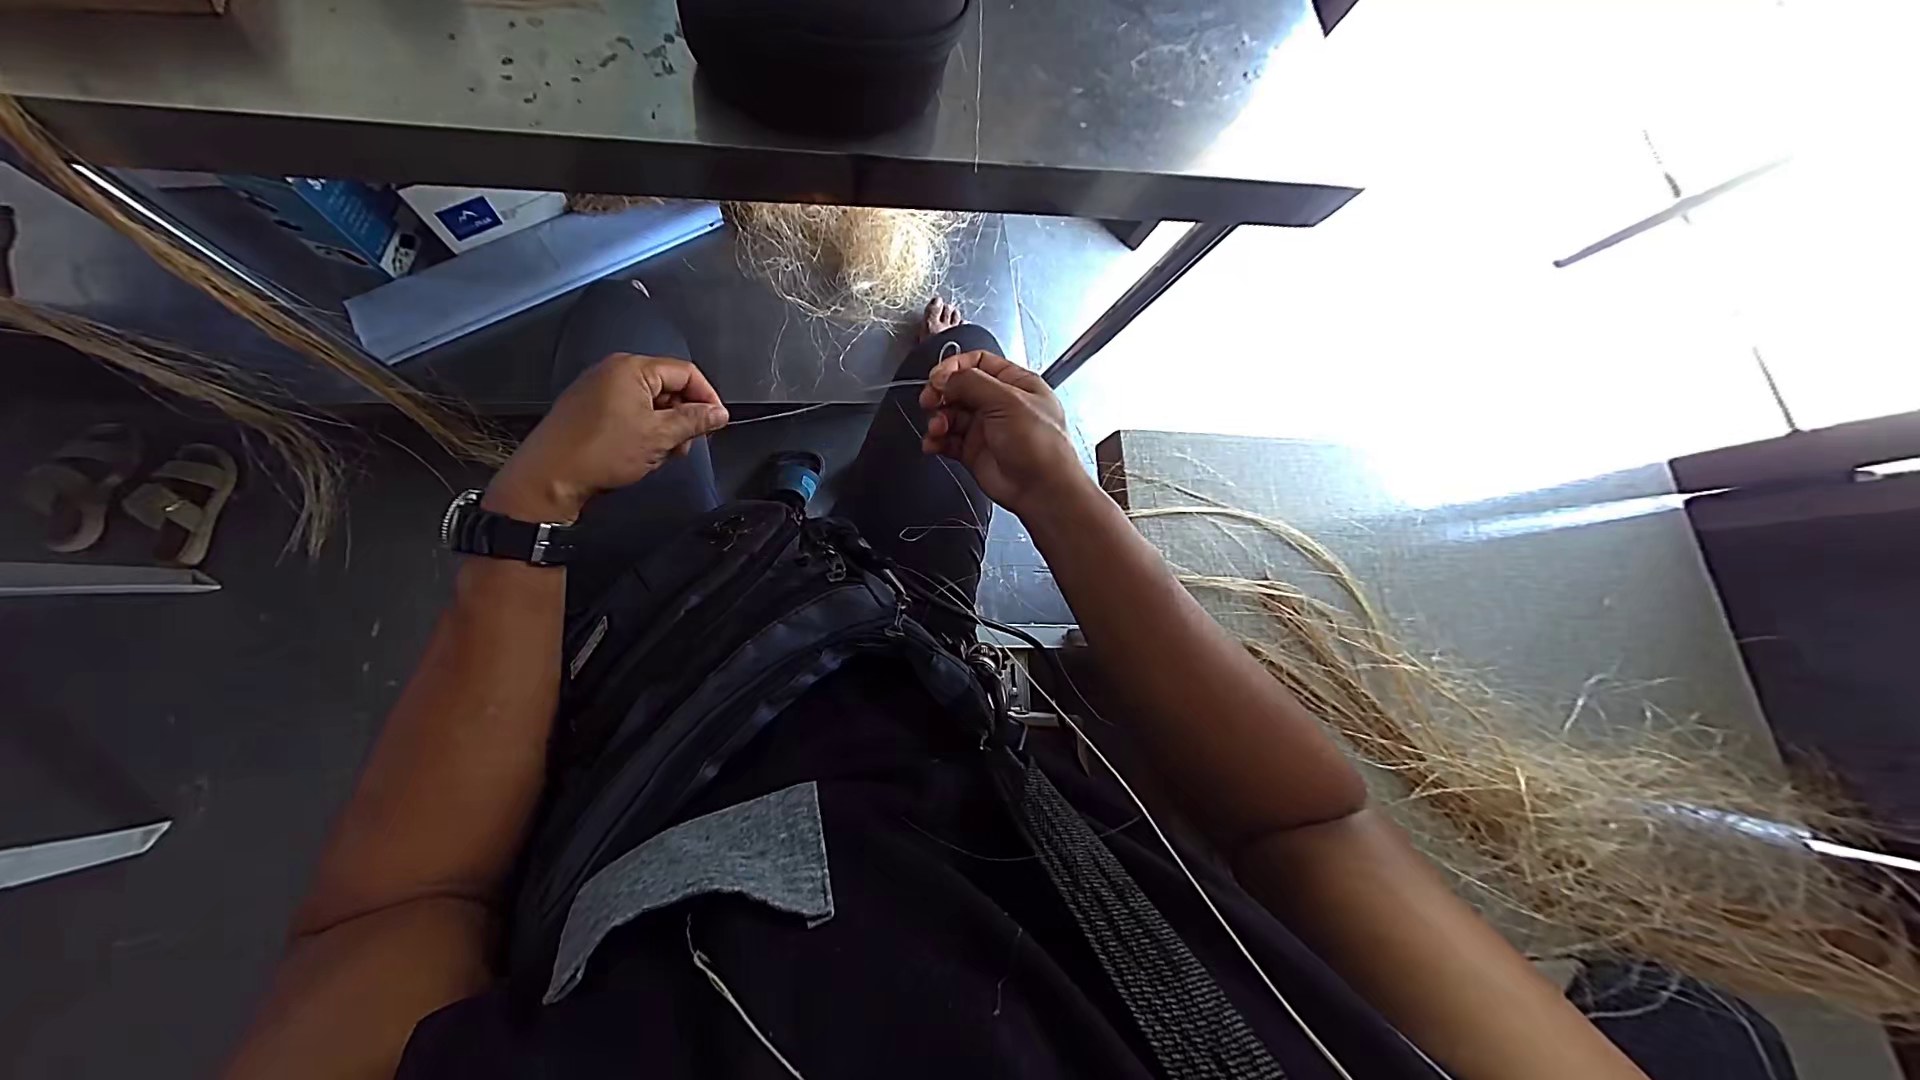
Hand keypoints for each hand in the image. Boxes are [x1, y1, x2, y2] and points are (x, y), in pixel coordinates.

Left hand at [485, 353, 728, 520]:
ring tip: (661, 452)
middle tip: (687, 442)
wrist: (550, 477)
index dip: (708, 398)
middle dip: (684, 416)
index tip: (717, 421)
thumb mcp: (660, 436)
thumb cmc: (595, 453)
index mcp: (631, 368)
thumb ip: (695, 420)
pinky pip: (632, 413)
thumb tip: (717, 413)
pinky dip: (646, 432)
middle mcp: (613, 372)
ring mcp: (600, 390)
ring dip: (666, 428)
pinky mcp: (592, 409)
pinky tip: (643, 453)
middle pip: (670, 387)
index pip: (686, 372)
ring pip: (652, 403)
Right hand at [919, 350, 1086, 516]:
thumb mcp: (1007, 401)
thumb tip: (944, 376)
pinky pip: (948, 440)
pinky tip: (933, 444)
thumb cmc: (1041, 447)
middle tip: (929, 401)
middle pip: (959, 388)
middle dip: (941, 394)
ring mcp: (987, 428)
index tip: (937, 378)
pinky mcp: (975, 451)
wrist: (1042, 490)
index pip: (978, 363)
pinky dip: (937, 441)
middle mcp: (1000, 404)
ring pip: (951, 415)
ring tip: (937, 429)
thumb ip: (971, 383)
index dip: (954, 367)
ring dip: (938, 419)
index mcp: (1015, 384)